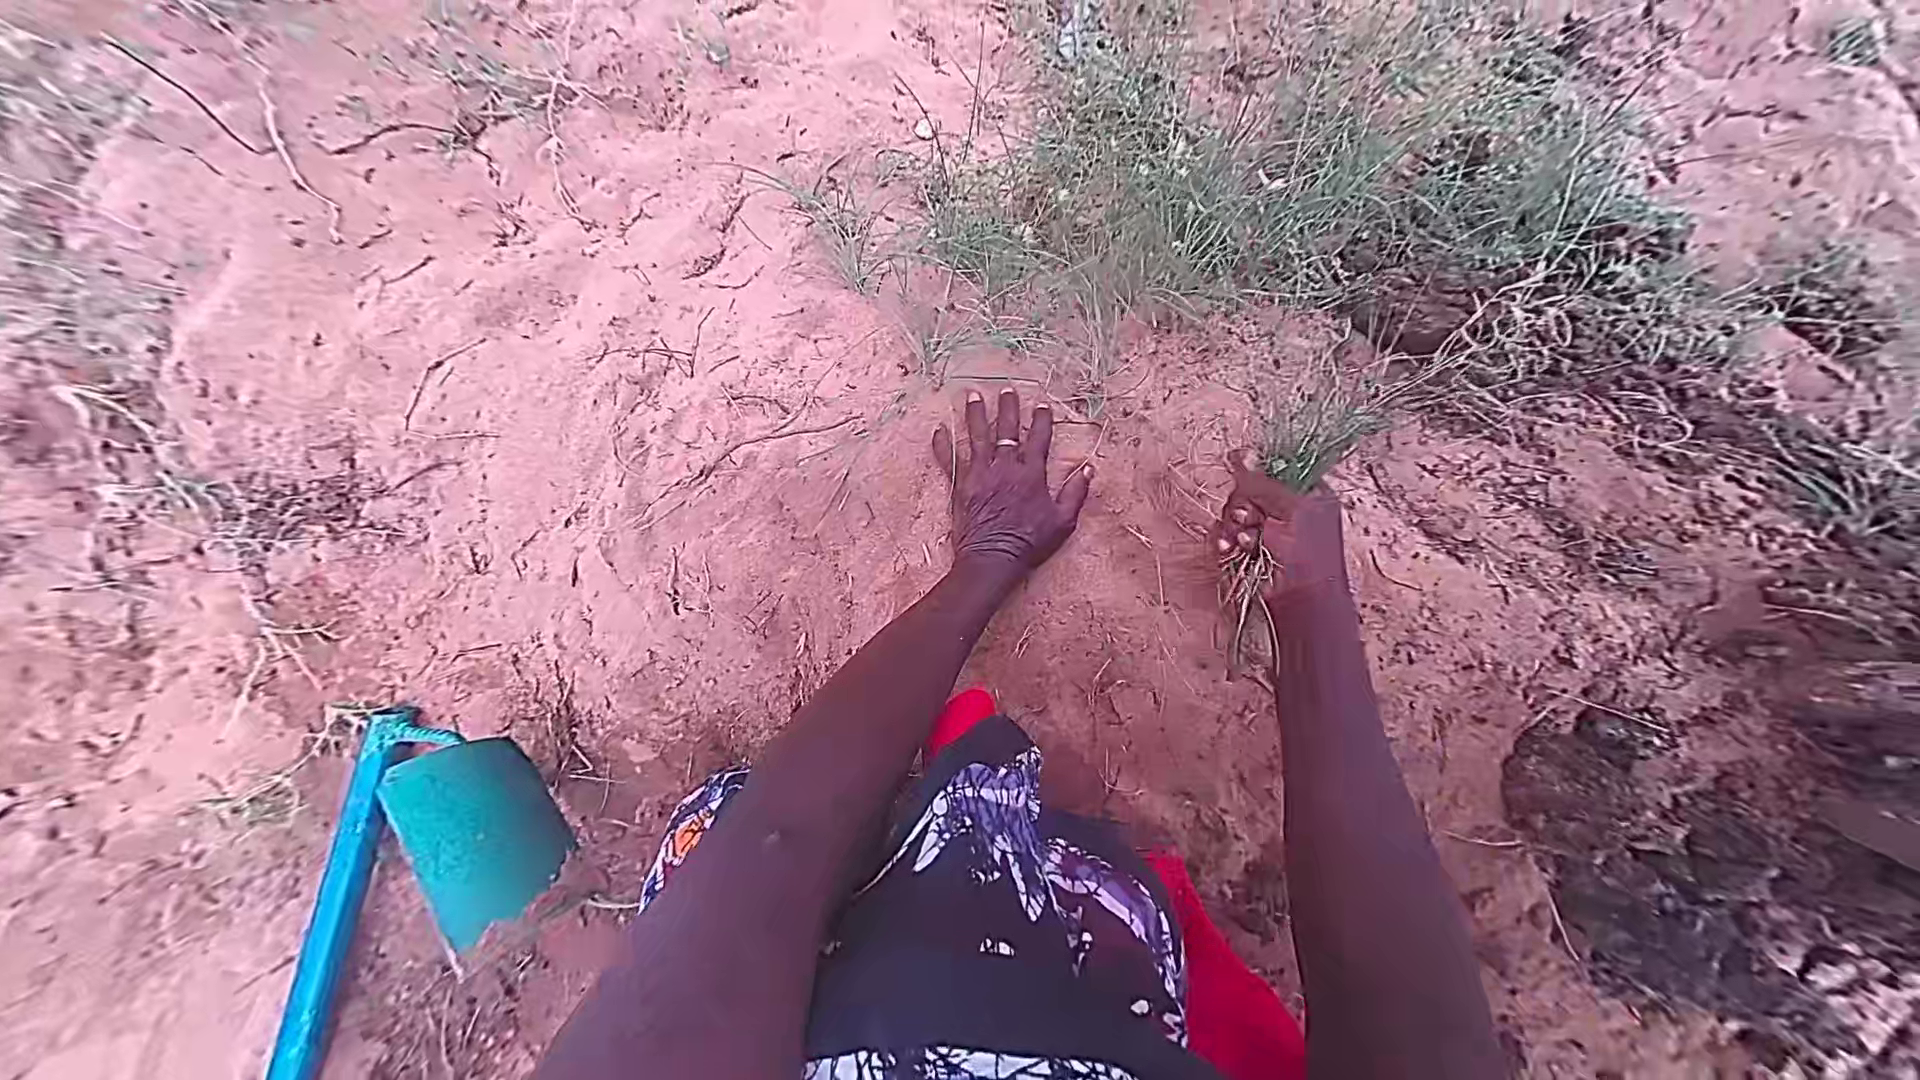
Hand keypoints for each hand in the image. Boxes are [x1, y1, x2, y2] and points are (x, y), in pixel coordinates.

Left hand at [932, 388, 1091, 576]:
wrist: (992, 558)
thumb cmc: (1029, 543)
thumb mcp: (1062, 521)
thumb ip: (1075, 493)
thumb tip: (1089, 469)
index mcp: (1030, 474)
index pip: (1038, 439)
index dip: (1041, 421)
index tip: (1042, 405)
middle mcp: (1004, 468)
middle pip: (1006, 430)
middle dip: (1007, 408)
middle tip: (1006, 389)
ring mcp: (979, 475)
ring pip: (976, 437)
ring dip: (974, 415)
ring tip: (972, 395)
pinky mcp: (960, 487)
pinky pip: (949, 460)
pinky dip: (942, 445)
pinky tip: (939, 429)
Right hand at [1215, 450, 1348, 603]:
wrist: (1300, 603)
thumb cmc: (1309, 557)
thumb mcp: (1293, 509)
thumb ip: (1264, 482)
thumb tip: (1241, 454)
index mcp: (1306, 494)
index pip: (1273, 468)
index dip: (1255, 468)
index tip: (1238, 464)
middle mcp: (1283, 510)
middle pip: (1246, 490)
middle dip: (1242, 503)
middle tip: (1249, 517)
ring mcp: (1262, 530)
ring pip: (1231, 512)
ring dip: (1232, 525)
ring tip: (1244, 540)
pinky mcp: (1243, 549)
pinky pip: (1222, 533)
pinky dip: (1222, 539)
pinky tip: (1229, 547)